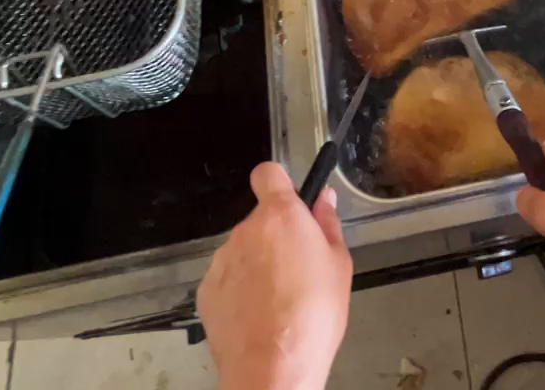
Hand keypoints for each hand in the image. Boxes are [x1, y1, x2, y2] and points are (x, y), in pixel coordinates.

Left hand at [198, 163, 352, 389]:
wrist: (273, 371)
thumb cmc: (315, 315)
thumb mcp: (339, 265)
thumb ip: (328, 224)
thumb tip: (323, 199)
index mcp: (280, 215)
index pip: (267, 173)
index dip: (278, 183)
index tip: (291, 203)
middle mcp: (246, 230)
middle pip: (260, 219)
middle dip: (275, 235)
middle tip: (297, 267)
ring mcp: (221, 261)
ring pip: (243, 250)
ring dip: (256, 263)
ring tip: (277, 300)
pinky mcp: (206, 292)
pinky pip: (227, 278)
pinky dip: (239, 290)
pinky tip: (256, 316)